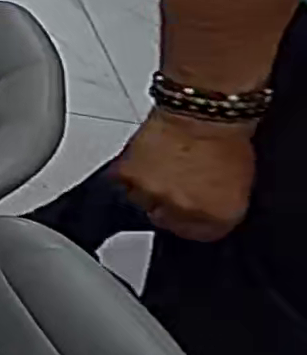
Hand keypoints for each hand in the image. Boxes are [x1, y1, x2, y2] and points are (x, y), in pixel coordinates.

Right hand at [112, 108, 256, 241]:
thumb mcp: (235, 183)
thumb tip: (197, 209)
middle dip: (164, 208)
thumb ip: (213, 203)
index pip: (196, 234)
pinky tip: (142, 164)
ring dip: (144, 190)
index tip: (190, 217)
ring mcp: (149, 192)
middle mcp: (180, 208)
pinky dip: (127, 175)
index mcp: (216, 214)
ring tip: (157, 173)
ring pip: (138, 200)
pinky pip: (120, 182)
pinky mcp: (123, 175)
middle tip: (171, 192)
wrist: (199, 120)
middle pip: (161, 219)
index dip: (192, 224)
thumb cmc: (225, 146)